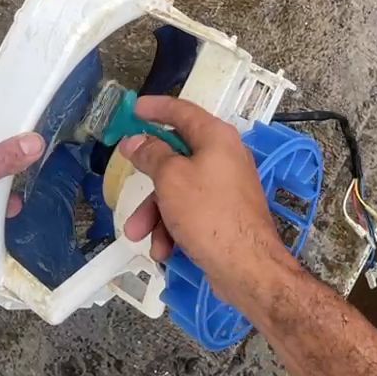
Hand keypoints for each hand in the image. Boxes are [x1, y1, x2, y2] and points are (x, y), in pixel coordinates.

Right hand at [119, 96, 295, 307]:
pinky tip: (163, 249)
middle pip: (177, 155)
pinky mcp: (225, 214)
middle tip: (129, 179)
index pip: (182, 111)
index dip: (156, 107)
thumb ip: (151, 155)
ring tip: (139, 234)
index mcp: (216, 137)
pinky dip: (173, 226)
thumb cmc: (209, 213)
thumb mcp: (171, 178)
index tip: (135, 108)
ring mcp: (226, 187)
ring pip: (180, 188)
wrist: (247, 267)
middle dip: (149, 178)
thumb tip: (136, 141)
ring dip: (155, 211)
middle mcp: (224, 156)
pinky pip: (192, 211)